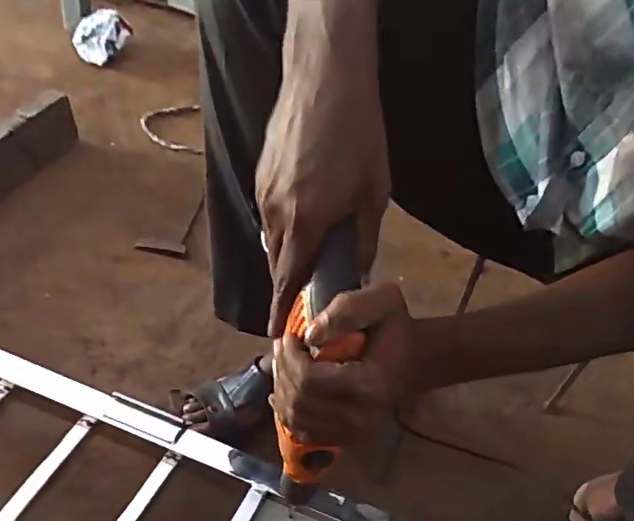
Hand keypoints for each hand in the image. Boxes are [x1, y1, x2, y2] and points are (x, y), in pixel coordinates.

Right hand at [257, 3, 389, 336]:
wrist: (324, 73)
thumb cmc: (358, 132)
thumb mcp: (374, 191)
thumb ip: (364, 239)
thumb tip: (356, 272)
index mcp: (305, 224)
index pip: (286, 282)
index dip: (280, 311)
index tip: (275, 334)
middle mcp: (276, 216)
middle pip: (276, 265)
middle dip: (286, 284)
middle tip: (302, 293)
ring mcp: (263, 196)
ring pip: (271, 240)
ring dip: (286, 253)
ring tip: (305, 251)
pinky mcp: (259, 177)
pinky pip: (268, 215)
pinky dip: (282, 226)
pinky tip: (301, 214)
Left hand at [270, 281, 418, 446]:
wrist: (413, 361)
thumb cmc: (394, 329)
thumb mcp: (381, 301)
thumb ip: (347, 310)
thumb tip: (310, 336)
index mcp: (369, 385)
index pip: (309, 380)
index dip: (290, 358)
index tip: (287, 337)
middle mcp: (359, 417)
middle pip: (299, 400)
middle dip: (283, 371)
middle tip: (281, 349)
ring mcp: (351, 433)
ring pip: (295, 417)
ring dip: (281, 389)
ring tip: (283, 365)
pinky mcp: (342, 439)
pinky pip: (301, 430)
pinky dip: (286, 410)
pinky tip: (283, 390)